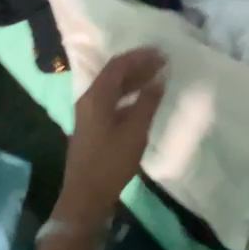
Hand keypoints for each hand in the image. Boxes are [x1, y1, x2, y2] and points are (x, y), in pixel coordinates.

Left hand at [55, 48, 166, 223]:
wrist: (86, 196)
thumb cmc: (111, 162)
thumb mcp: (135, 131)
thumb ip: (147, 102)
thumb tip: (159, 78)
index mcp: (95, 97)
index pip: (117, 66)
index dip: (140, 57)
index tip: (162, 53)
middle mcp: (88, 100)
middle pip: (113, 74)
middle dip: (138, 66)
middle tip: (162, 62)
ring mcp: (88, 114)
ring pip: (112, 87)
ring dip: (134, 80)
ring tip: (157, 77)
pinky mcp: (92, 126)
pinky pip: (111, 100)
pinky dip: (128, 95)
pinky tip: (144, 100)